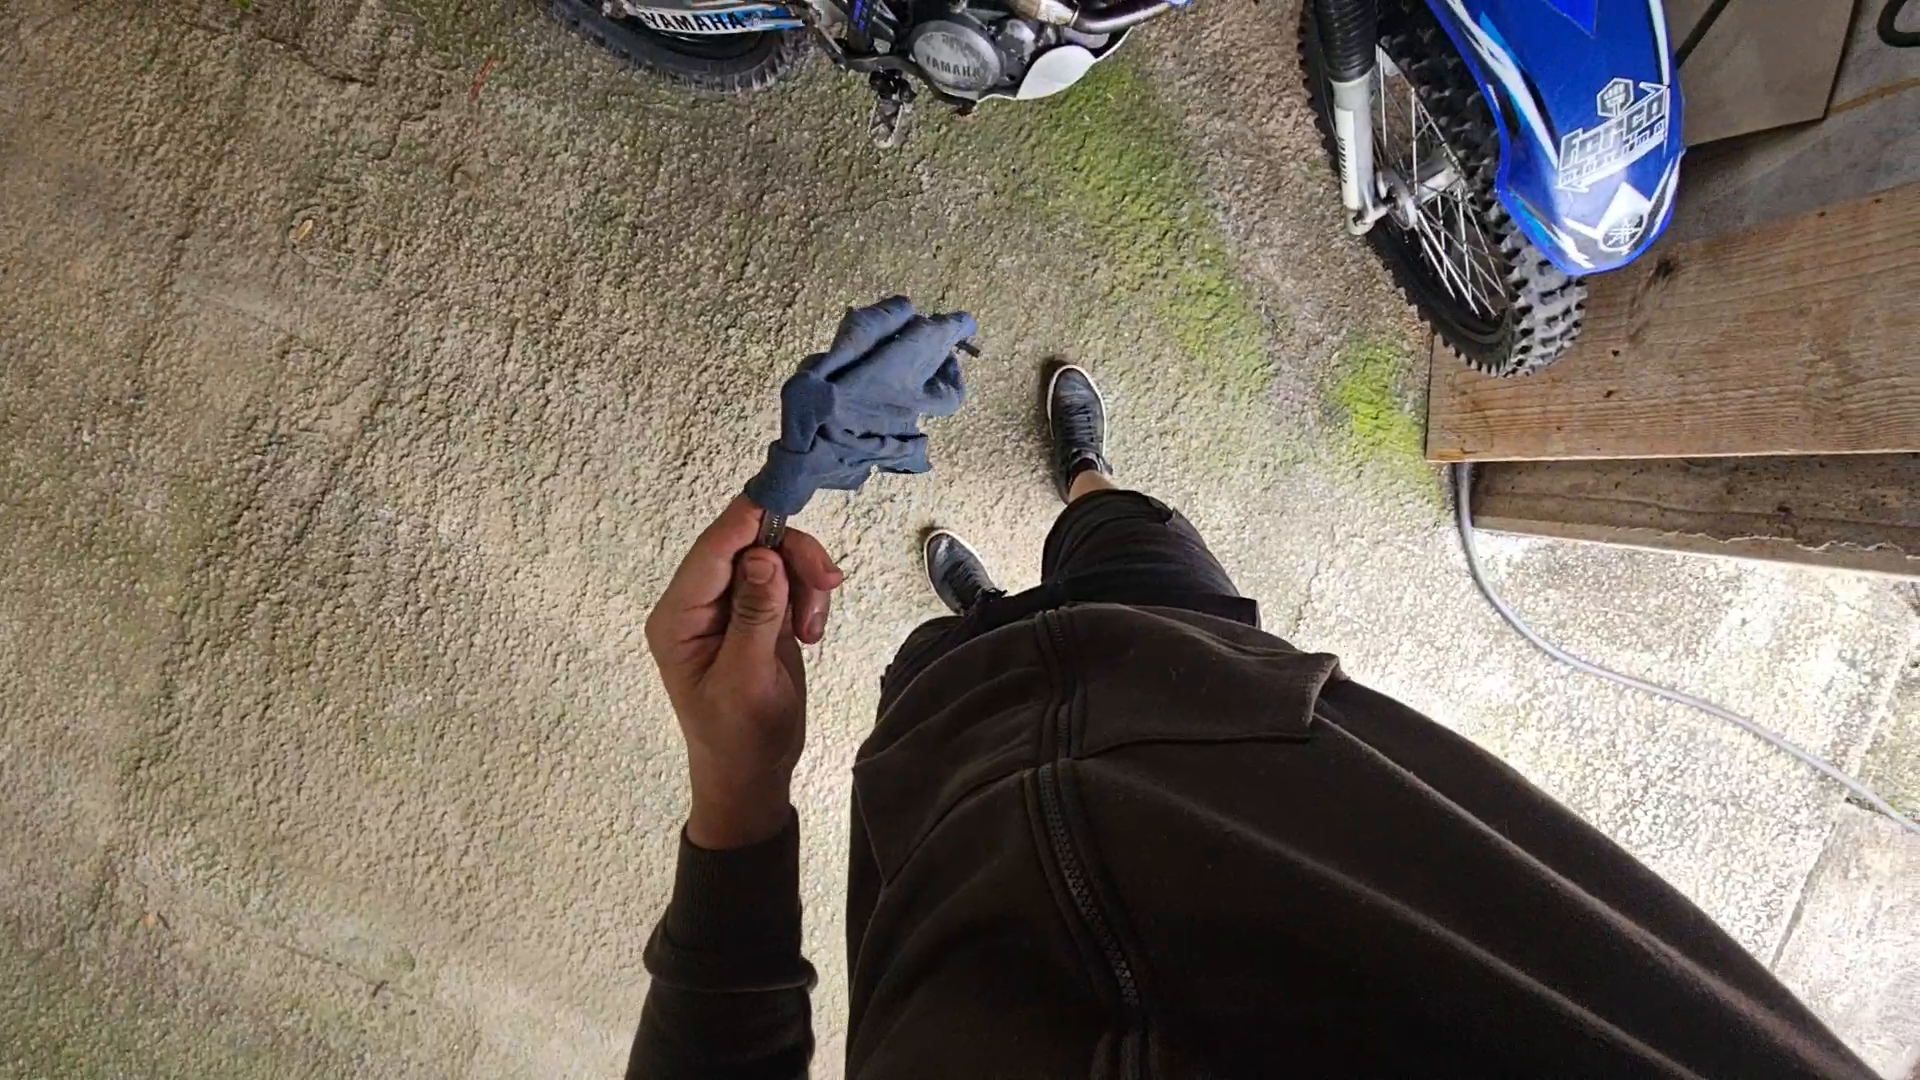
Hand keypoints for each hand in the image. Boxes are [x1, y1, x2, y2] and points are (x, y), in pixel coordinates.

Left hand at [645, 497, 843, 848]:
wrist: (753, 773)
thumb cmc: (741, 736)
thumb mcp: (748, 678)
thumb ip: (755, 614)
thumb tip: (763, 555)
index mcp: (680, 616)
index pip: (713, 549)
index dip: (749, 519)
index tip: (789, 497)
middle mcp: (701, 603)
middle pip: (749, 545)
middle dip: (792, 558)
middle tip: (829, 583)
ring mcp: (731, 606)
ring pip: (774, 559)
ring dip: (805, 582)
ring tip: (815, 628)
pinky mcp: (759, 613)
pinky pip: (787, 580)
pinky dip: (808, 596)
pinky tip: (812, 630)